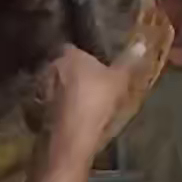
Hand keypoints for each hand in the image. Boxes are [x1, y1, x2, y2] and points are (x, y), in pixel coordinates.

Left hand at [36, 42, 152, 170]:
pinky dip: (62, 108)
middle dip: (74, 73)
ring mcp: (44, 90)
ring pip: (57, 86)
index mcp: (69, 55)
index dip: (84, 56)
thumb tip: (141, 44)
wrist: (72, 137)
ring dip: (66, 92)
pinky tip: (74, 117)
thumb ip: (129, 61)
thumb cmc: (97, 100)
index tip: (95, 64)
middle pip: (64, 66)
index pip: (74, 48)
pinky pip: (54, 104)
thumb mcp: (119, 80)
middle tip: (91, 83)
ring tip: (84, 102)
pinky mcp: (40, 111)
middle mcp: (52, 68)